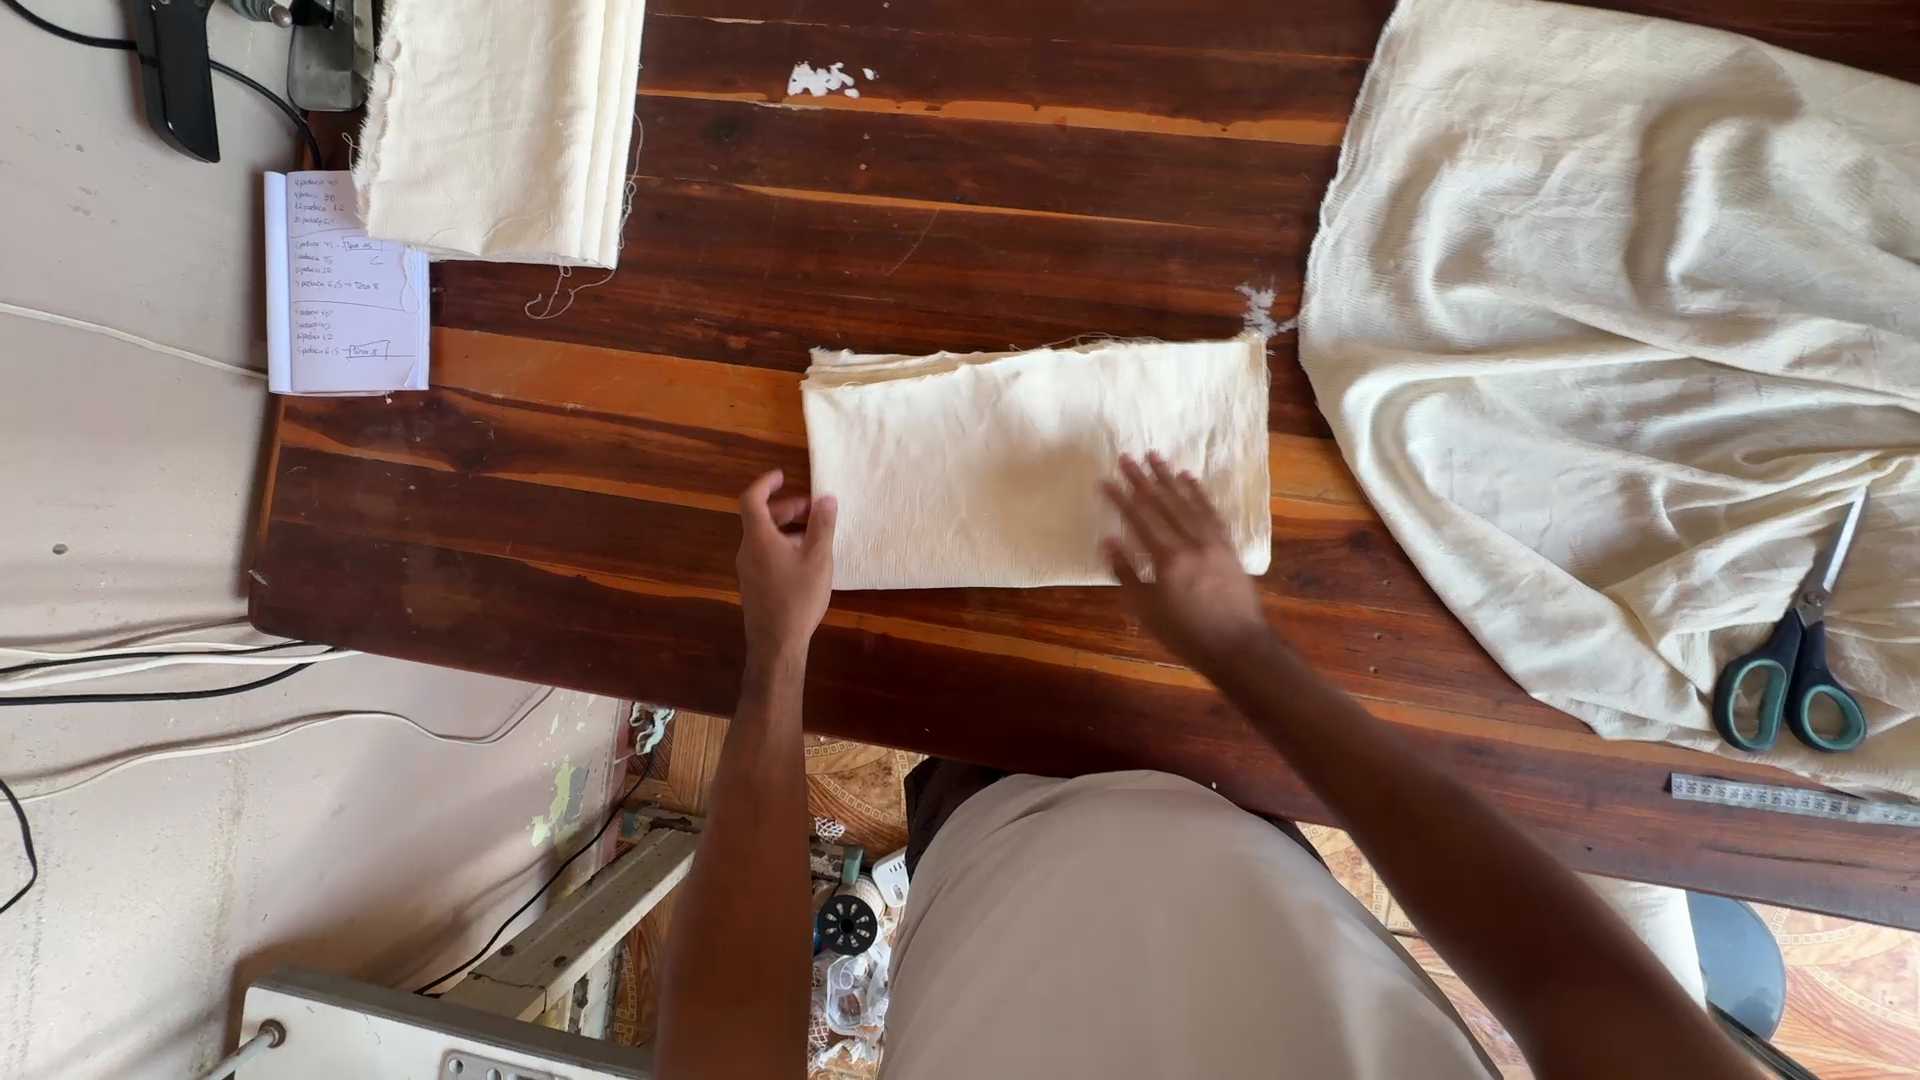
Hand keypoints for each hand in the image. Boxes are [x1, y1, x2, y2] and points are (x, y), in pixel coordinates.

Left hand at [736, 469, 837, 660]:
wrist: (776, 643)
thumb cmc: (798, 598)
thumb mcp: (818, 559)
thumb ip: (822, 525)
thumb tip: (826, 497)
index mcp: (759, 538)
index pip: (752, 499)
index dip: (766, 484)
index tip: (783, 475)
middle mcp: (747, 549)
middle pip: (760, 517)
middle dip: (786, 508)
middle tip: (812, 508)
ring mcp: (747, 568)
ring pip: (764, 537)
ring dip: (787, 528)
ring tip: (815, 534)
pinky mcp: (753, 584)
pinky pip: (765, 553)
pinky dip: (783, 544)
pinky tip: (805, 559)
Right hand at [1103, 453, 1271, 669]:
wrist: (1237, 646)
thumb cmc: (1185, 633)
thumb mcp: (1145, 609)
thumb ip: (1126, 572)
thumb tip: (1108, 541)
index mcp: (1167, 558)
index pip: (1140, 519)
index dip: (1121, 498)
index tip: (1106, 480)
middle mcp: (1191, 542)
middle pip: (1163, 503)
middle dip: (1142, 479)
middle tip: (1127, 456)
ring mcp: (1212, 541)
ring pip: (1187, 502)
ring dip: (1169, 478)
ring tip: (1155, 457)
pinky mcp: (1227, 545)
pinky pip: (1210, 512)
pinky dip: (1198, 493)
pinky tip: (1189, 479)